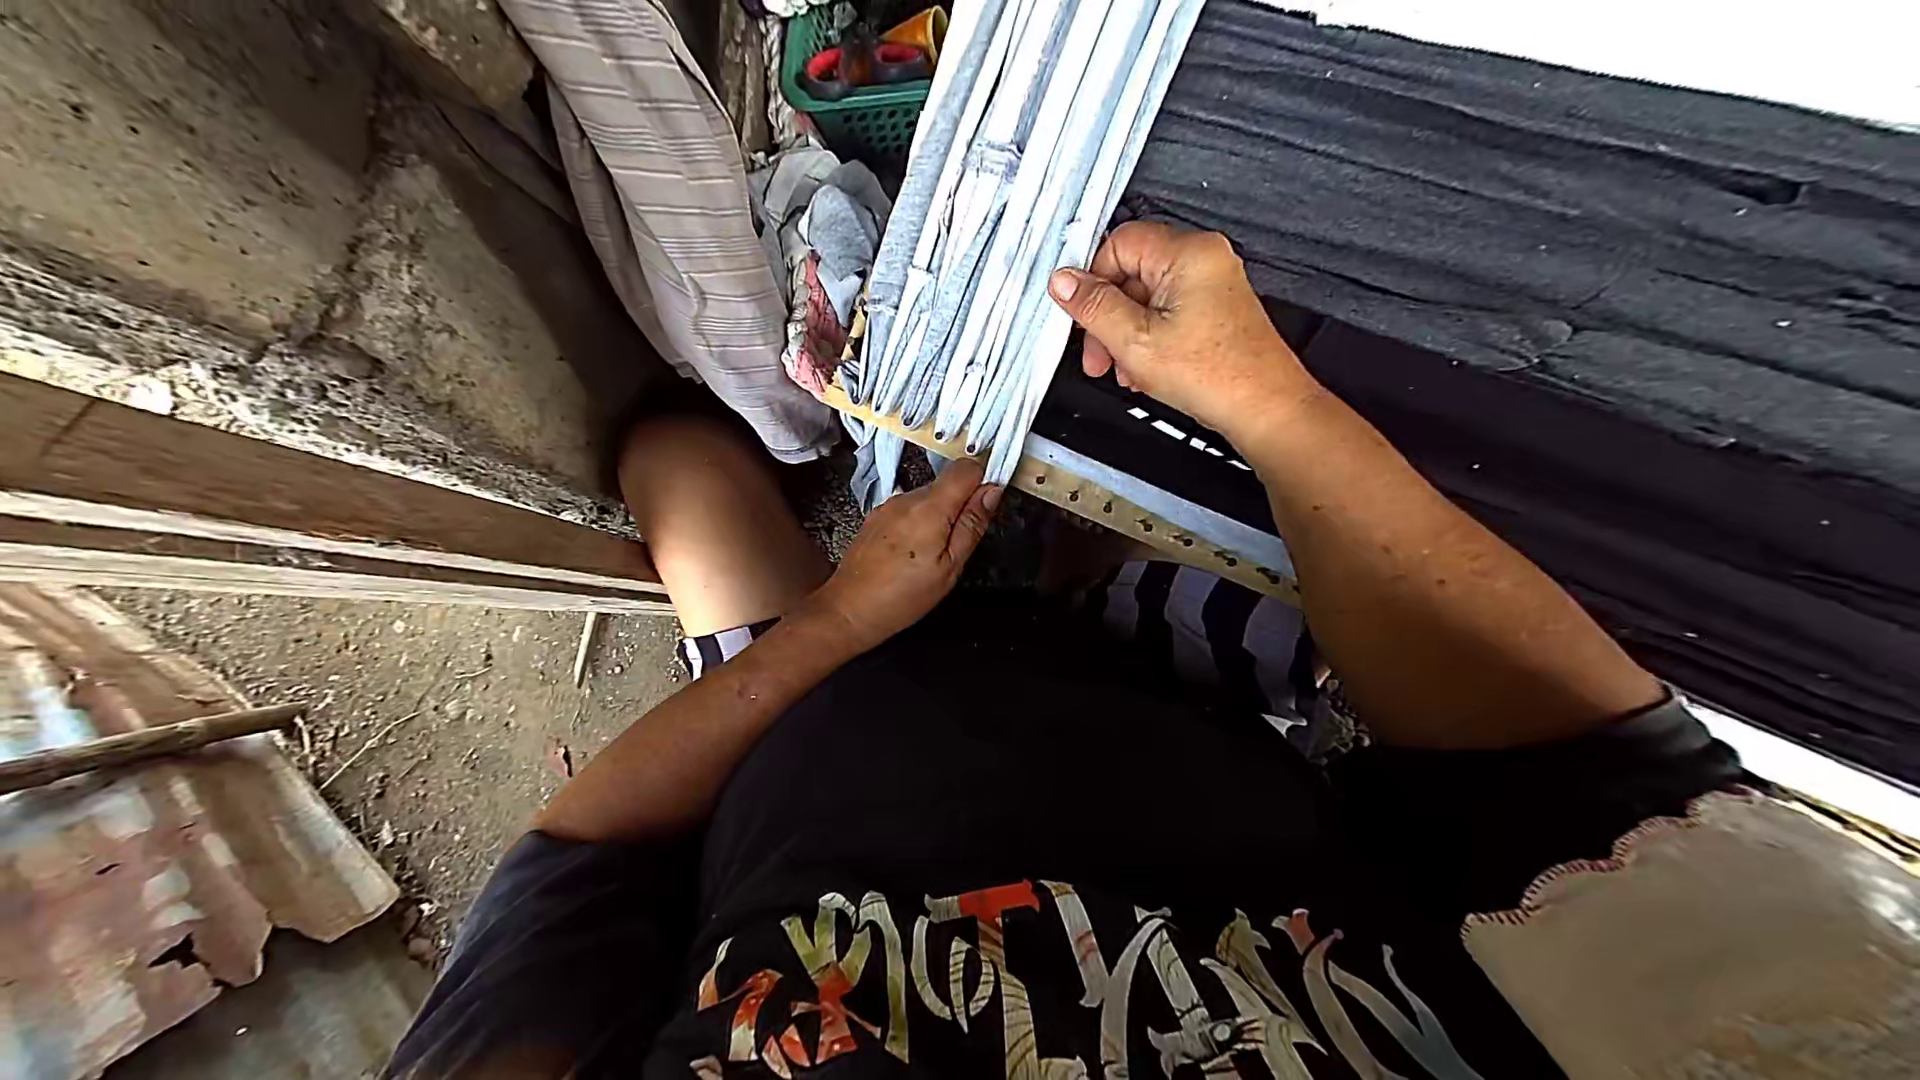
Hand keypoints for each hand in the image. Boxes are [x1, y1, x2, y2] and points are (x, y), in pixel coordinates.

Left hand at [797, 458, 1001, 654]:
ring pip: (929, 497)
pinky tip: (914, 553)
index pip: (967, 468)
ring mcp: (889, 506)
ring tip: (933, 554)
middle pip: (948, 483)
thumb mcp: (950, 567)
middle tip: (959, 543)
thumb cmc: (900, 597)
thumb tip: (992, 492)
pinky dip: (920, 524)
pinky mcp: (878, 516)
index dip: (985, 480)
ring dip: (941, 517)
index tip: (990, 501)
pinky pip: (910, 510)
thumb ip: (973, 524)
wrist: (849, 610)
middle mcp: (906, 499)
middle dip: (963, 506)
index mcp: (929, 508)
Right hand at [1048, 222, 1319, 441]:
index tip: (1079, 312)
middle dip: (1106, 318)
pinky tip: (1143, 369)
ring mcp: (1211, 285)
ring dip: (1124, 336)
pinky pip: (1165, 315)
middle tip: (1098, 351)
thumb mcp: (1135, 341)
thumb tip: (1064, 282)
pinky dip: (1147, 341)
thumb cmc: (1217, 375)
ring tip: (1124, 368)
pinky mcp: (1212, 310)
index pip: (1117, 244)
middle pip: (1130, 274)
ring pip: (1144, 300)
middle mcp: (1203, 260)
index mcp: (1187, 253)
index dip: (1092, 281)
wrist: (1261, 407)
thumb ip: (1094, 307)